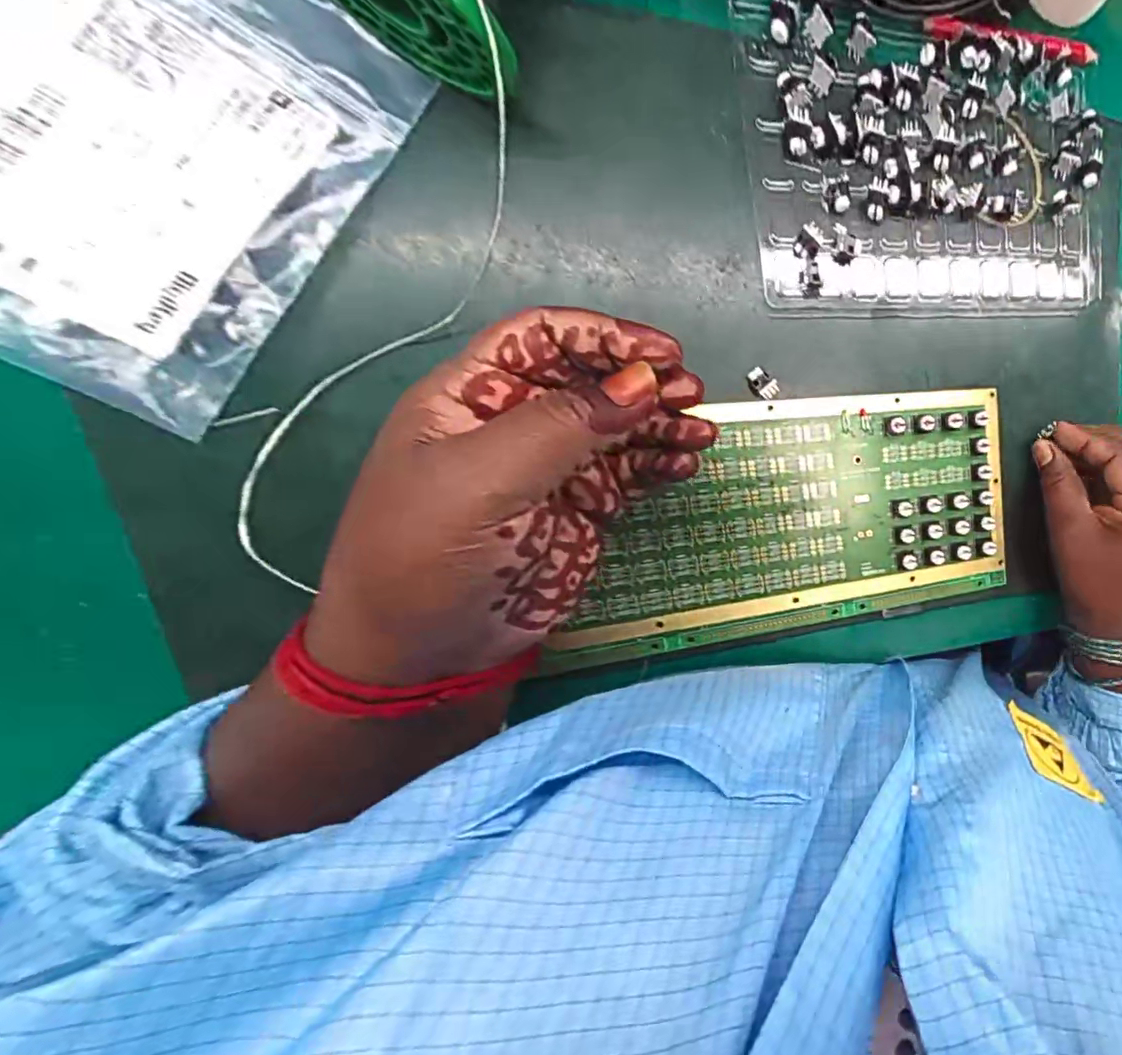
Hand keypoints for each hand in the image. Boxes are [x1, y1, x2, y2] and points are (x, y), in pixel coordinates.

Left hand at [304, 307, 718, 684]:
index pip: (545, 339)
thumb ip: (562, 426)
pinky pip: (630, 474)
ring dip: (663, 424)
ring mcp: (554, 468)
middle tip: (689, 393)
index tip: (659, 352)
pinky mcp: (583, 509)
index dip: (603, 335)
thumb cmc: (422, 556)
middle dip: (643, 381)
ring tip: (699, 431)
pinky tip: (682, 464)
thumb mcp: (482, 481)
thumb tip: (638, 383)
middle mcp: (518, 423)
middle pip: (593, 381)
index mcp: (476, 395)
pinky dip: (659, 465)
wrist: (423, 651)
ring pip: (620, 427)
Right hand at [1032, 421, 1121, 640]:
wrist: (1112, 616)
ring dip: (1107, 448)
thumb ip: (1059, 483)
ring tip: (1071, 448)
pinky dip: (1115, 464)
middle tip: (1060, 437)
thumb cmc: (1090, 579)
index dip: (1085, 439)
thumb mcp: (1068, 529)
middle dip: (1098, 438)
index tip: (1052, 430)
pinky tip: (1088, 465)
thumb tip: (1044, 446)